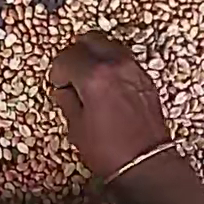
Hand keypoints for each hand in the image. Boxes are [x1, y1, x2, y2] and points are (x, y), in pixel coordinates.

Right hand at [47, 34, 200, 203]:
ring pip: (108, 45)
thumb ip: (67, 100)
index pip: (67, 57)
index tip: (57, 85)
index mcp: (94, 75)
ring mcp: (134, 69)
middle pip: (89, 40)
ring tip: (88, 82)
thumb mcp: (77, 127)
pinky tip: (106, 88)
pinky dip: (111, 65)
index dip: (57, 72)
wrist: (145, 163)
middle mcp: (116, 64)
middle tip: (70, 77)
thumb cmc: (110, 151)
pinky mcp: (145, 78)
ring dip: (94, 57)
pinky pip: (123, 59)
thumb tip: (63, 89)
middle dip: (75, 55)